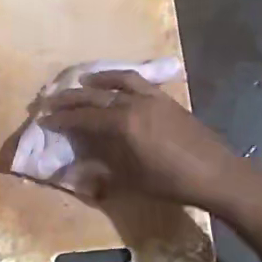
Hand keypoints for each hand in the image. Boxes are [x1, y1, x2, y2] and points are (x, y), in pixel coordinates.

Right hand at [39, 70, 252, 210]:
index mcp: (123, 124)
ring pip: (119, 81)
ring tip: (84, 81)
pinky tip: (118, 86)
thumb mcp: (129, 179)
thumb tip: (75, 165)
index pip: (83, 117)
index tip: (44, 120)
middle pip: (96, 95)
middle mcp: (135, 104)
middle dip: (71, 98)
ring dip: (98, 80)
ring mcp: (153, 99)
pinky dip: (122, 80)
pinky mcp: (167, 100)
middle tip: (52, 100)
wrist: (217, 175)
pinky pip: (139, 83)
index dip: (61, 119)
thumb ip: (100, 166)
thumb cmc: (169, 182)